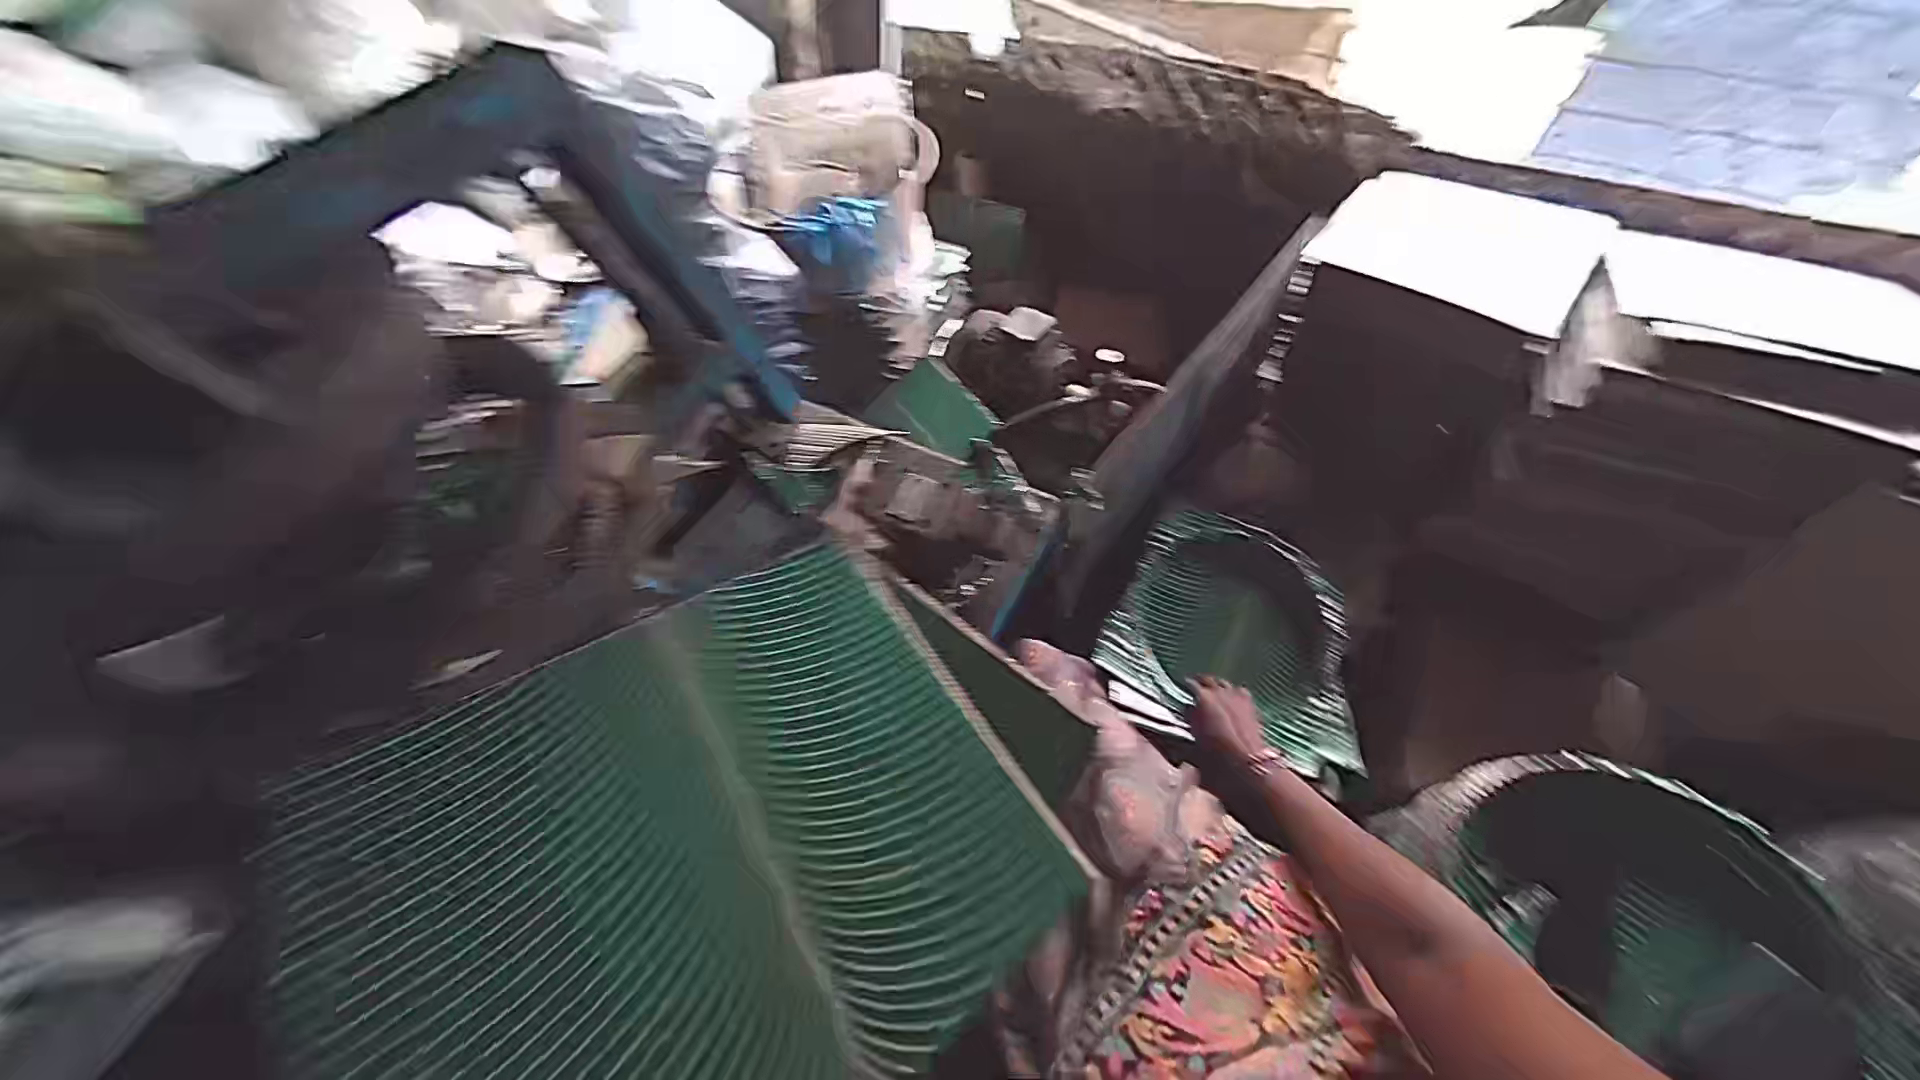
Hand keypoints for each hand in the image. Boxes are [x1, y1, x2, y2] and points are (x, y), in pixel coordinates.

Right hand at [1188, 676, 1267, 769]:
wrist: (1248, 763)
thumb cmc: (1216, 753)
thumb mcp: (1195, 735)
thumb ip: (1191, 716)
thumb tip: (1189, 708)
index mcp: (1203, 697)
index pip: (1190, 683)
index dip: (1185, 686)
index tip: (1182, 689)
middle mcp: (1220, 691)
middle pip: (1208, 680)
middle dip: (1201, 683)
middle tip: (1195, 690)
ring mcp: (1237, 695)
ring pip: (1224, 683)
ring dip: (1217, 687)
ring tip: (1212, 694)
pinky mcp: (1250, 704)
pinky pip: (1238, 691)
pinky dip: (1233, 693)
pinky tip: (1231, 701)